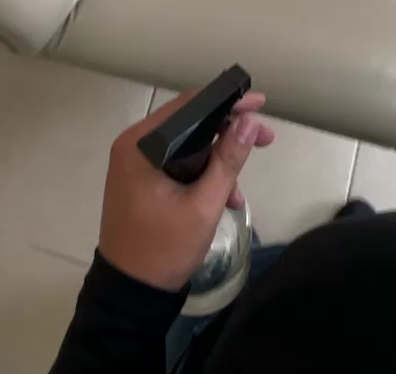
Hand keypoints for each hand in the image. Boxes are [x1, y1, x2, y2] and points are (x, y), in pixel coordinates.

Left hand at [96, 89, 276, 290]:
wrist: (130, 294)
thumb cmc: (164, 249)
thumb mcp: (203, 206)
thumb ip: (227, 160)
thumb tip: (249, 121)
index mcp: (140, 143)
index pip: (189, 106)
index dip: (226, 101)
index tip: (259, 103)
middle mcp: (134, 143)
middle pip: (189, 122)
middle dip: (227, 132)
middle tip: (264, 138)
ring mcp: (135, 160)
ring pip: (187, 143)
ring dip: (217, 159)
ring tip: (240, 188)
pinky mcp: (141, 176)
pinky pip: (178, 160)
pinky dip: (201, 172)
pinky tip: (225, 197)